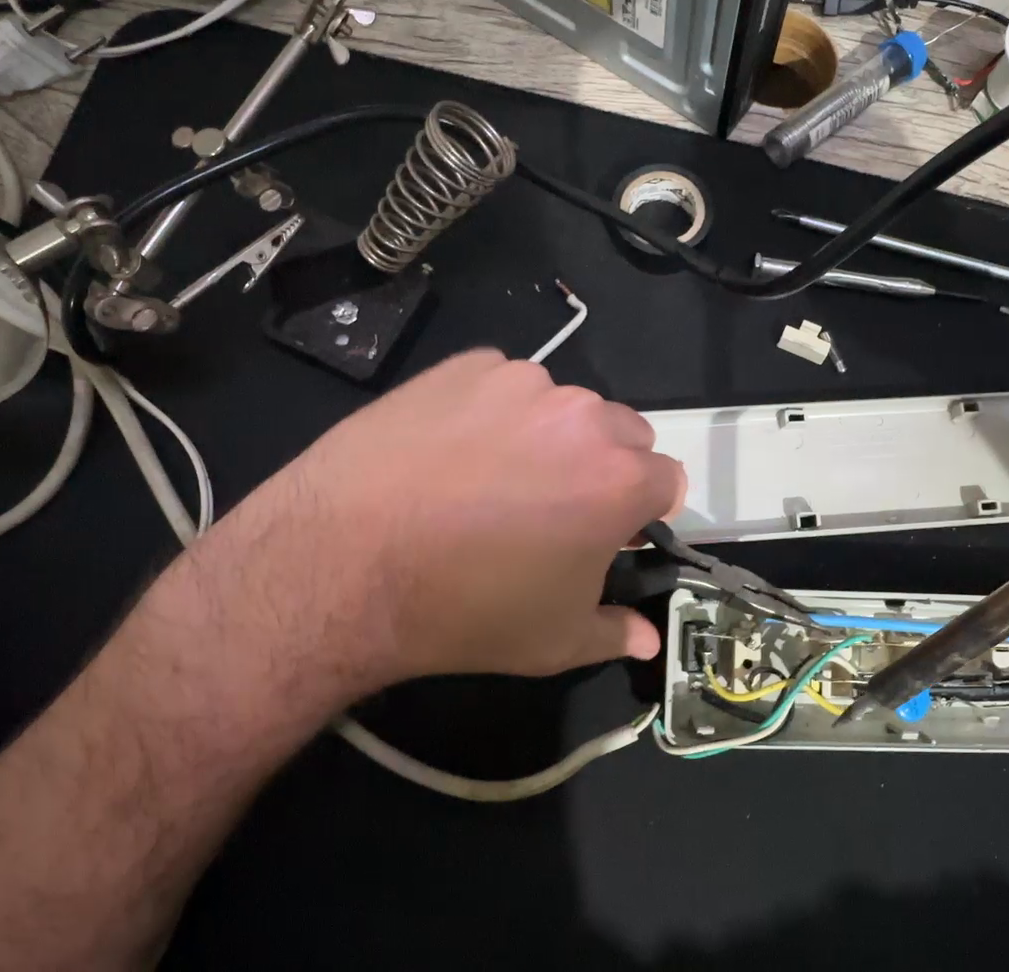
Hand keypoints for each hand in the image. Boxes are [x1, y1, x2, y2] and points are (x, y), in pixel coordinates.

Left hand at [175, 350, 685, 708]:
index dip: (643, 513)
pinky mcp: (465, 366)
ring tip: (492, 479)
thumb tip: (648, 638)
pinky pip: (503, 385)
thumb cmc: (464, 611)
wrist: (340, 565)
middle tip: (552, 507)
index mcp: (621, 479)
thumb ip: (615, 632)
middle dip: (607, 467)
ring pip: (563, 406)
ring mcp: (521, 383)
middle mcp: (584, 417)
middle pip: (625, 433)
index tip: (611, 534)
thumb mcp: (553, 641)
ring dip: (551, 436)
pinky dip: (494, 413)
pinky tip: (452, 453)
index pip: (668, 480)